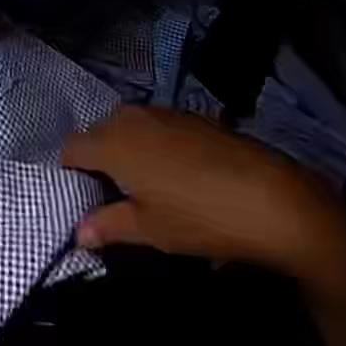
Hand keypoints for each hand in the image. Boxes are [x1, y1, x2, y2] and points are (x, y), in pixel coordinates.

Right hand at [66, 108, 345, 345]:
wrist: (274, 197)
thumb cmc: (201, 217)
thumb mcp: (152, 231)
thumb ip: (110, 226)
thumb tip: (79, 233)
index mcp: (111, 143)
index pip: (71, 147)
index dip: (71, 170)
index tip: (83, 194)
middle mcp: (130, 118)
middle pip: (97, 131)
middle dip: (98, 156)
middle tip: (114, 191)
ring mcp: (161, 112)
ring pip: (127, 124)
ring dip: (127, 146)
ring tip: (146, 182)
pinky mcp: (189, 114)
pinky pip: (155, 123)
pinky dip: (153, 142)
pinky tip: (177, 171)